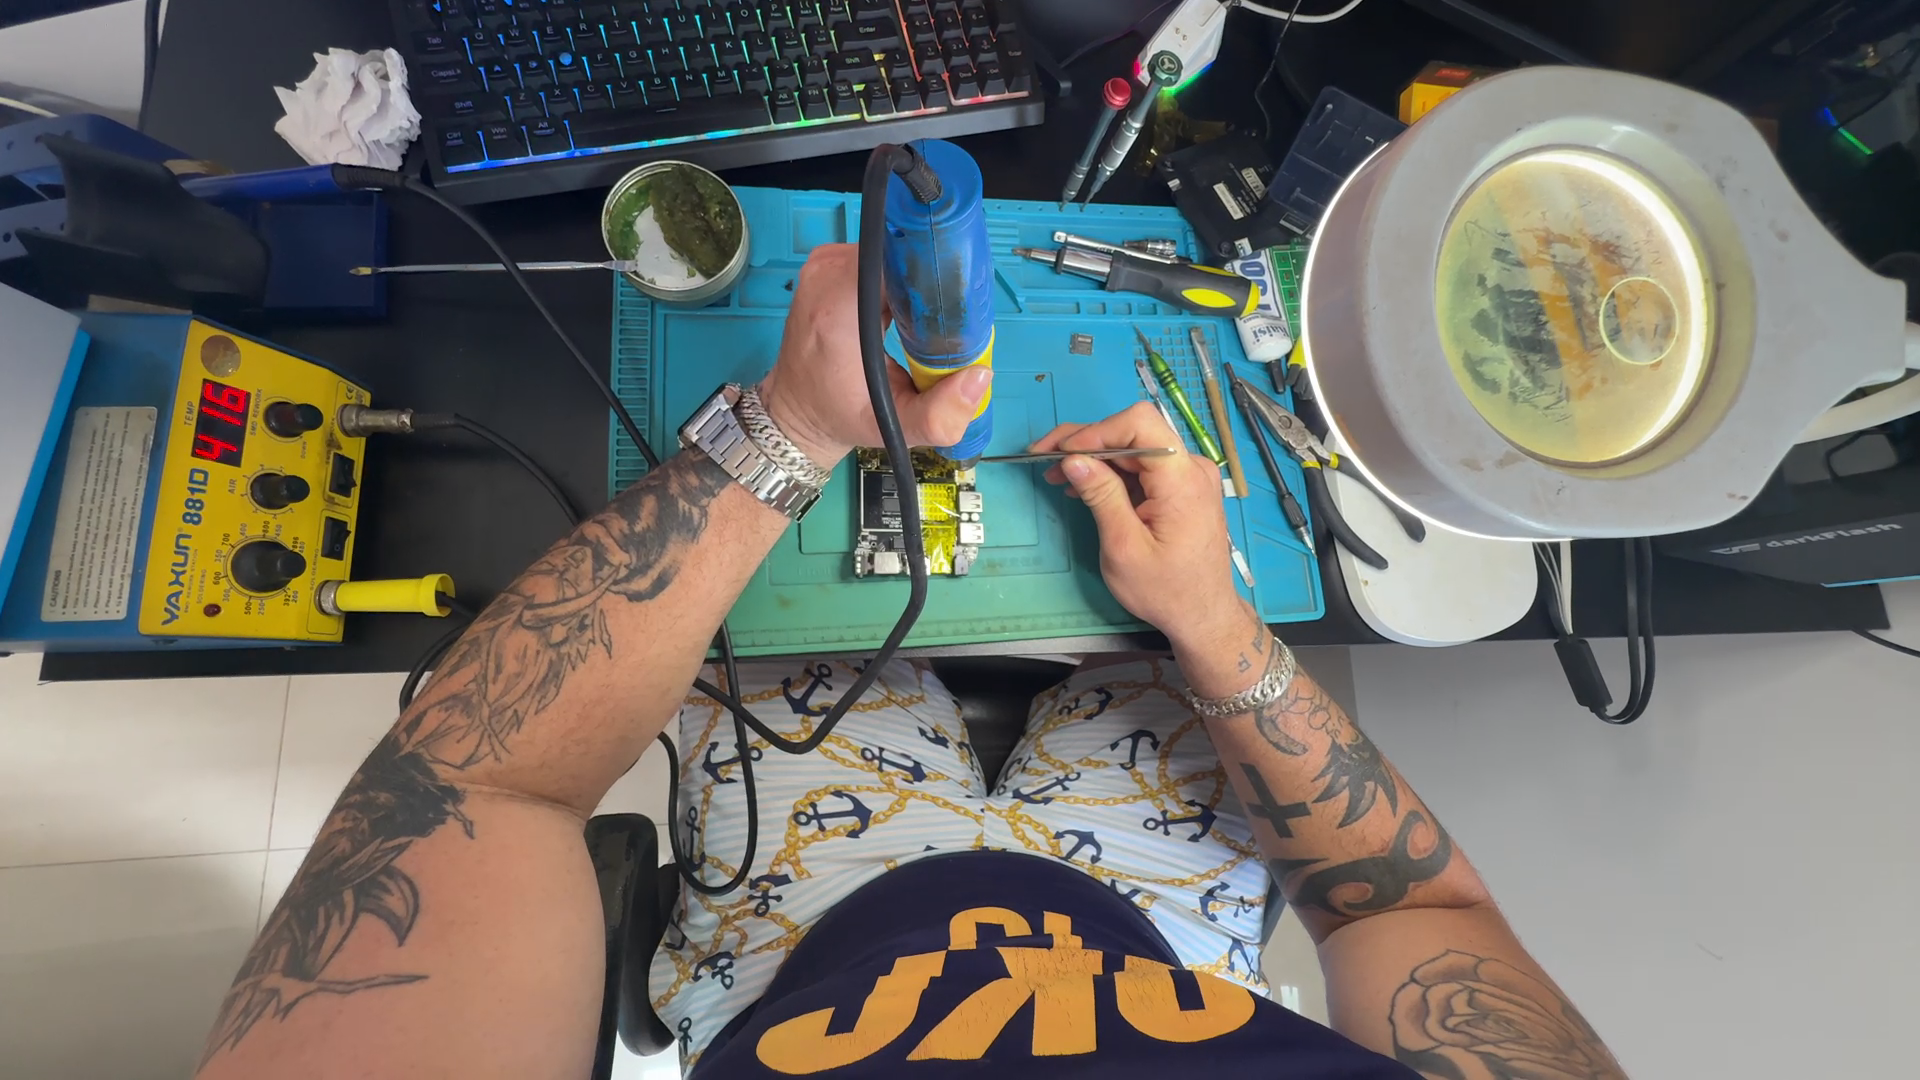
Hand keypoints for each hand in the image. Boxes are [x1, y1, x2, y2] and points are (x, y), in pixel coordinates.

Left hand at [756, 243, 991, 466]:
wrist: (798, 411)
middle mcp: (826, 277)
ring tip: (924, 319)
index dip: (936, 280)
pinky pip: (874, 258)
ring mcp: (822, 266)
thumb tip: (980, 376)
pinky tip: (903, 310)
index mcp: (838, 311)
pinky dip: (893, 280)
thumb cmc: (843, 415)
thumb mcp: (895, 427)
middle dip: (928, 285)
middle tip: (944, 322)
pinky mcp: (824, 264)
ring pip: (890, 255)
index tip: (955, 309)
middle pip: (899, 257)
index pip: (902, 265)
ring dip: (912, 283)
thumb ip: (941, 415)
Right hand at [1031, 402, 1250, 651]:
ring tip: (1056, 475)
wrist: (1202, 615)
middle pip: (1133, 432)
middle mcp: (1190, 468)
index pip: (1139, 424)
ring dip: (1094, 458)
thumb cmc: (1164, 590)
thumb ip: (1101, 496)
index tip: (1062, 453)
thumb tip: (1072, 458)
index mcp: (1181, 479)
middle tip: (1043, 457)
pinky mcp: (1180, 488)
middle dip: (1085, 442)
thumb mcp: (1123, 547)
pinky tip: (1083, 486)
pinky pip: (1142, 467)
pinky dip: (1111, 472)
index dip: (1095, 431)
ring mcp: (1187, 476)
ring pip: (1133, 448)